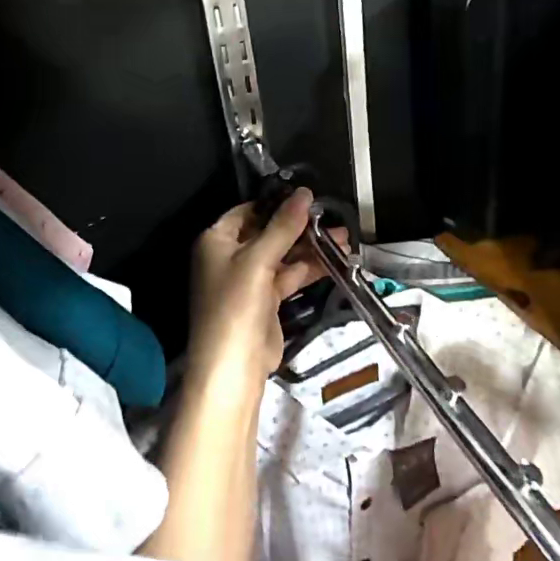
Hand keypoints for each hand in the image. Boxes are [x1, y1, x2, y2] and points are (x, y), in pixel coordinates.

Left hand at [188, 189, 328, 380]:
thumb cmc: (235, 306)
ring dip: (309, 247)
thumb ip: (283, 226)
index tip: (306, 195)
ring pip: (281, 254)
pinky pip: (288, 275)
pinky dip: (308, 267)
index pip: (248, 211)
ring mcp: (248, 280)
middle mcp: (229, 256)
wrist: (233, 367)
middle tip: (331, 216)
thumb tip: (304, 193)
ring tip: (343, 237)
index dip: (275, 203)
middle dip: (299, 226)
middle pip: (267, 232)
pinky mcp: (265, 300)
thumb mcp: (258, 260)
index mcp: (216, 241)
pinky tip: (334, 259)